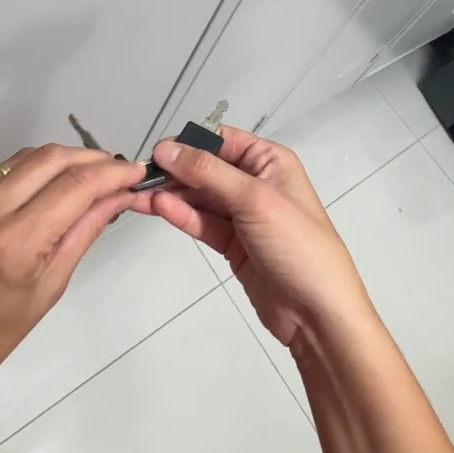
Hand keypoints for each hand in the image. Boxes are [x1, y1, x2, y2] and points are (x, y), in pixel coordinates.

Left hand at [0, 145, 144, 450]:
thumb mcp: (46, 292)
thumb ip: (82, 234)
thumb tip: (117, 198)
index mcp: (13, 243)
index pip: (75, 186)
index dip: (112, 173)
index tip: (136, 172)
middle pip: (51, 158)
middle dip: (91, 158)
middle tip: (118, 171)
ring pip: (26, 157)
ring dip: (65, 159)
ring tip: (92, 175)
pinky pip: (3, 172)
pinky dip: (35, 170)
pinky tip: (53, 185)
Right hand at [135, 127, 375, 352]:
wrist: (317, 311)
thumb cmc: (295, 242)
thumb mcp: (253, 199)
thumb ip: (207, 172)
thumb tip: (166, 148)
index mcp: (269, 161)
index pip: (221, 140)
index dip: (189, 143)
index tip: (155, 153)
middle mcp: (256, 182)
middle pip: (206, 168)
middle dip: (174, 171)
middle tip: (137, 178)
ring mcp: (244, 215)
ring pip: (200, 196)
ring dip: (171, 194)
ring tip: (136, 195)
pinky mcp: (233, 244)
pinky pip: (202, 222)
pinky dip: (181, 215)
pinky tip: (156, 208)